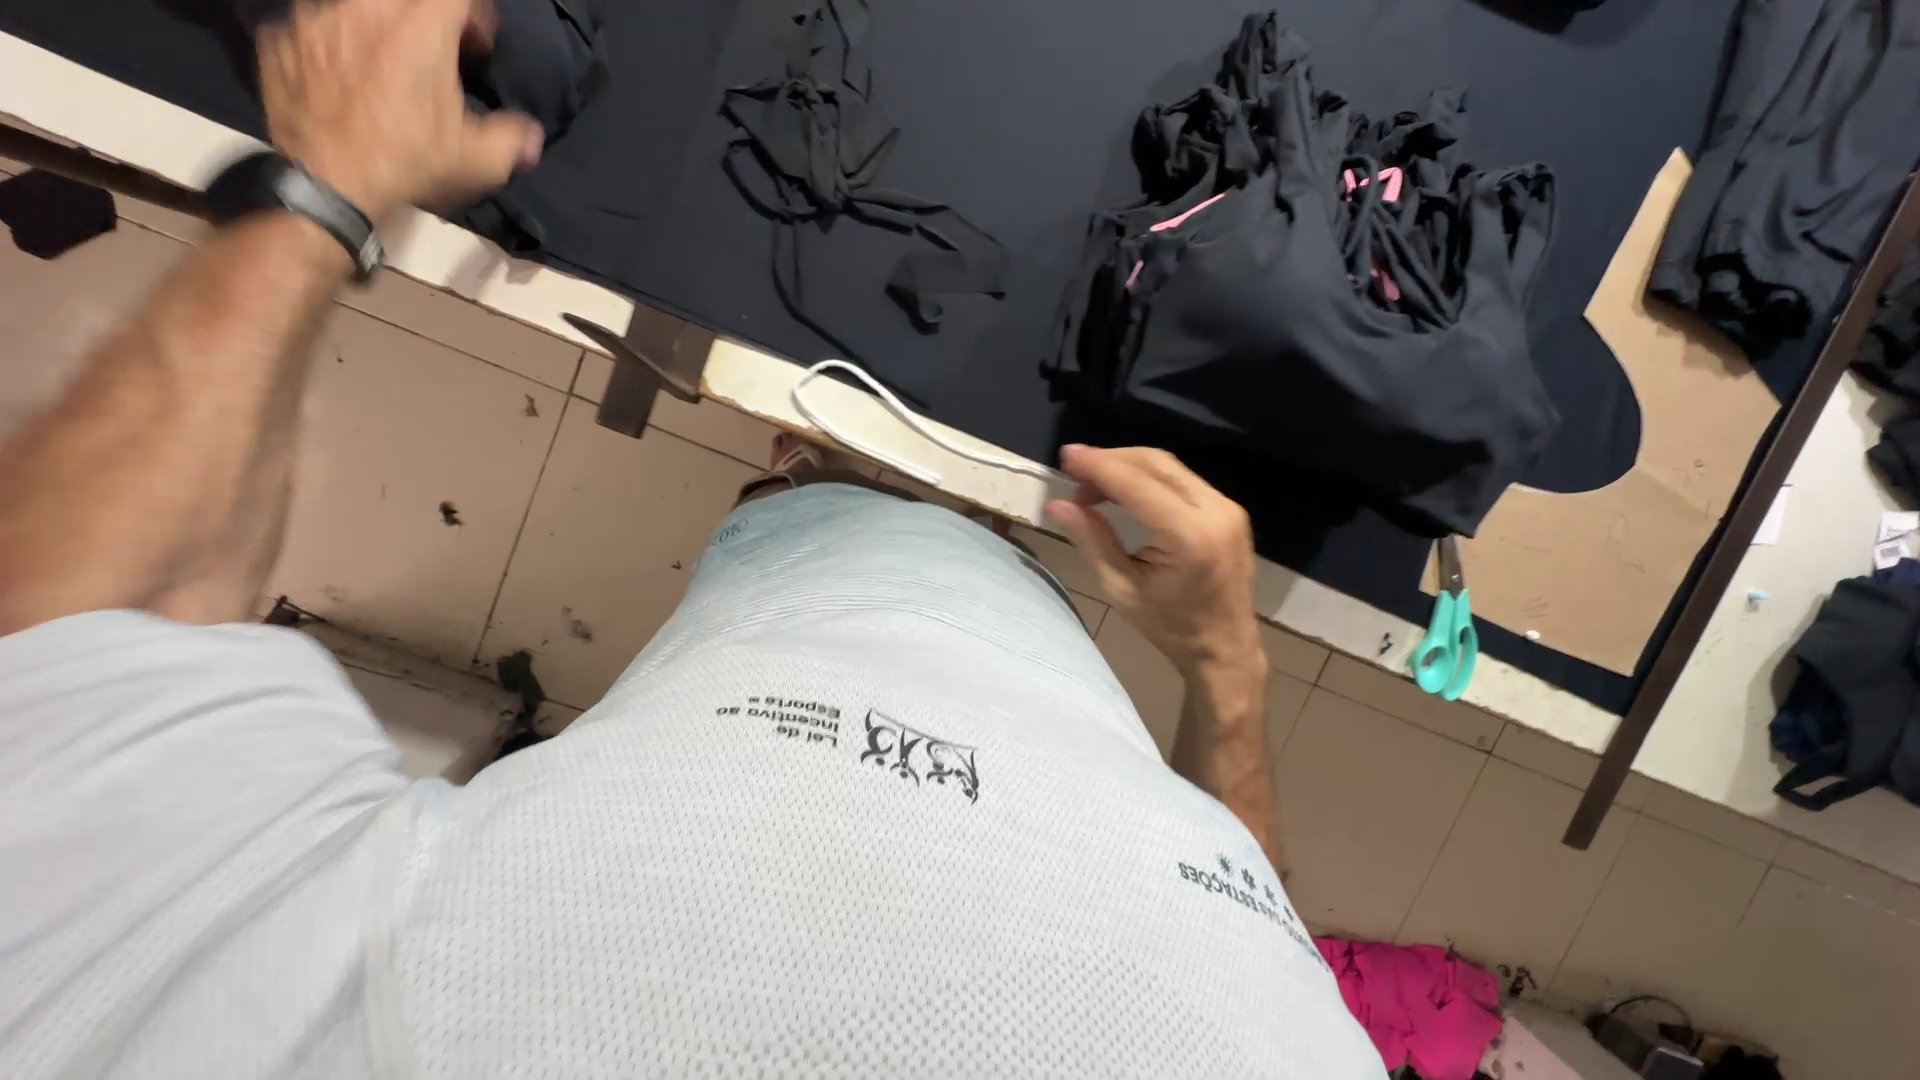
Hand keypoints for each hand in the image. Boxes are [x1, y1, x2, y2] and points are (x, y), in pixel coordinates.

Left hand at [257, 0, 543, 220]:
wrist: (328, 180)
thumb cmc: (410, 162)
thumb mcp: (480, 161)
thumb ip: (514, 139)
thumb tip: (529, 135)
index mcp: (419, 29)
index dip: (475, 13)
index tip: (478, 44)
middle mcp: (365, 9)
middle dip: (428, 18)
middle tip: (437, 51)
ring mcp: (316, 17)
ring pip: (359, 8)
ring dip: (380, 29)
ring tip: (389, 67)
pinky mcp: (282, 36)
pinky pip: (319, 29)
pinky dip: (338, 47)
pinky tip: (348, 83)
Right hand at [1044, 445, 1264, 680]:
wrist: (1226, 648)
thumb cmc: (1171, 628)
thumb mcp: (1122, 589)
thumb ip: (1092, 541)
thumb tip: (1056, 505)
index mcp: (1189, 537)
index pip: (1137, 485)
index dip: (1098, 466)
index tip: (1066, 456)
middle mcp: (1215, 512)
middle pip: (1156, 464)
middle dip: (1110, 461)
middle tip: (1073, 473)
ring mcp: (1228, 508)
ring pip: (1170, 468)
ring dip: (1128, 468)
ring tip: (1091, 488)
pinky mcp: (1229, 511)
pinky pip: (1183, 481)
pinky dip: (1148, 479)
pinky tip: (1123, 493)